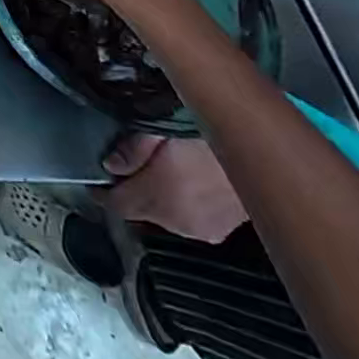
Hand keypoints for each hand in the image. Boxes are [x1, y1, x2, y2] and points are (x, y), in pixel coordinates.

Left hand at [94, 133, 248, 243]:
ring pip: (165, 216)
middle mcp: (178, 222)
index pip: (117, 205)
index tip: (94, 184)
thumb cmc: (208, 132)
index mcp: (159, 198)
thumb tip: (111, 166)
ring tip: (160, 171)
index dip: (102, 193)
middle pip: (141, 211)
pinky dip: (181, 203)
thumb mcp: (160, 128)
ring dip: (157, 198)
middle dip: (131, 192)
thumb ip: (132, 150)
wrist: (265, 151)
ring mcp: (203, 229)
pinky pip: (189, 218)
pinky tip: (186, 182)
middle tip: (129, 168)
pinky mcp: (223, 229)